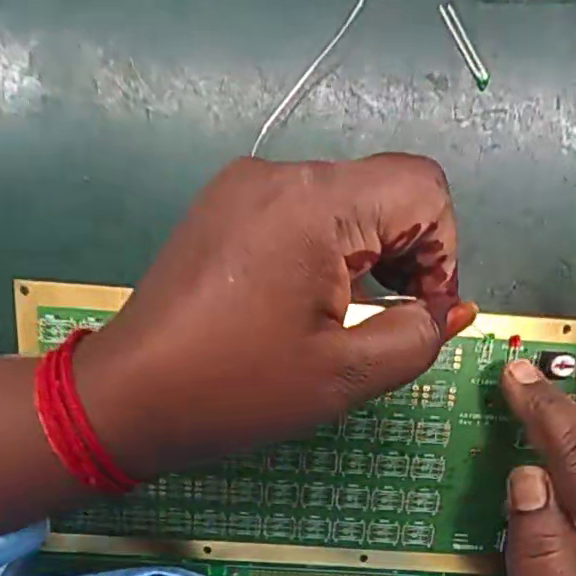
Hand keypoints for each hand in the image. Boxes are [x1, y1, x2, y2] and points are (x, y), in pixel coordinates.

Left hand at [75, 155, 476, 478]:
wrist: (124, 400)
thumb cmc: (232, 391)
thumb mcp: (342, 376)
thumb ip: (416, 336)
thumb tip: (451, 309)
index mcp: (312, 203)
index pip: (423, 190)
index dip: (444, 253)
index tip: (423, 316)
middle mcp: (275, 175)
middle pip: (381, 192)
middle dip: (405, 257)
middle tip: (387, 323)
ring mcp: (238, 189)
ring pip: (338, 204)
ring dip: (362, 256)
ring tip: (344, 319)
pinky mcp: (216, 211)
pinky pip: (293, 216)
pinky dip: (319, 253)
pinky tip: (301, 304)